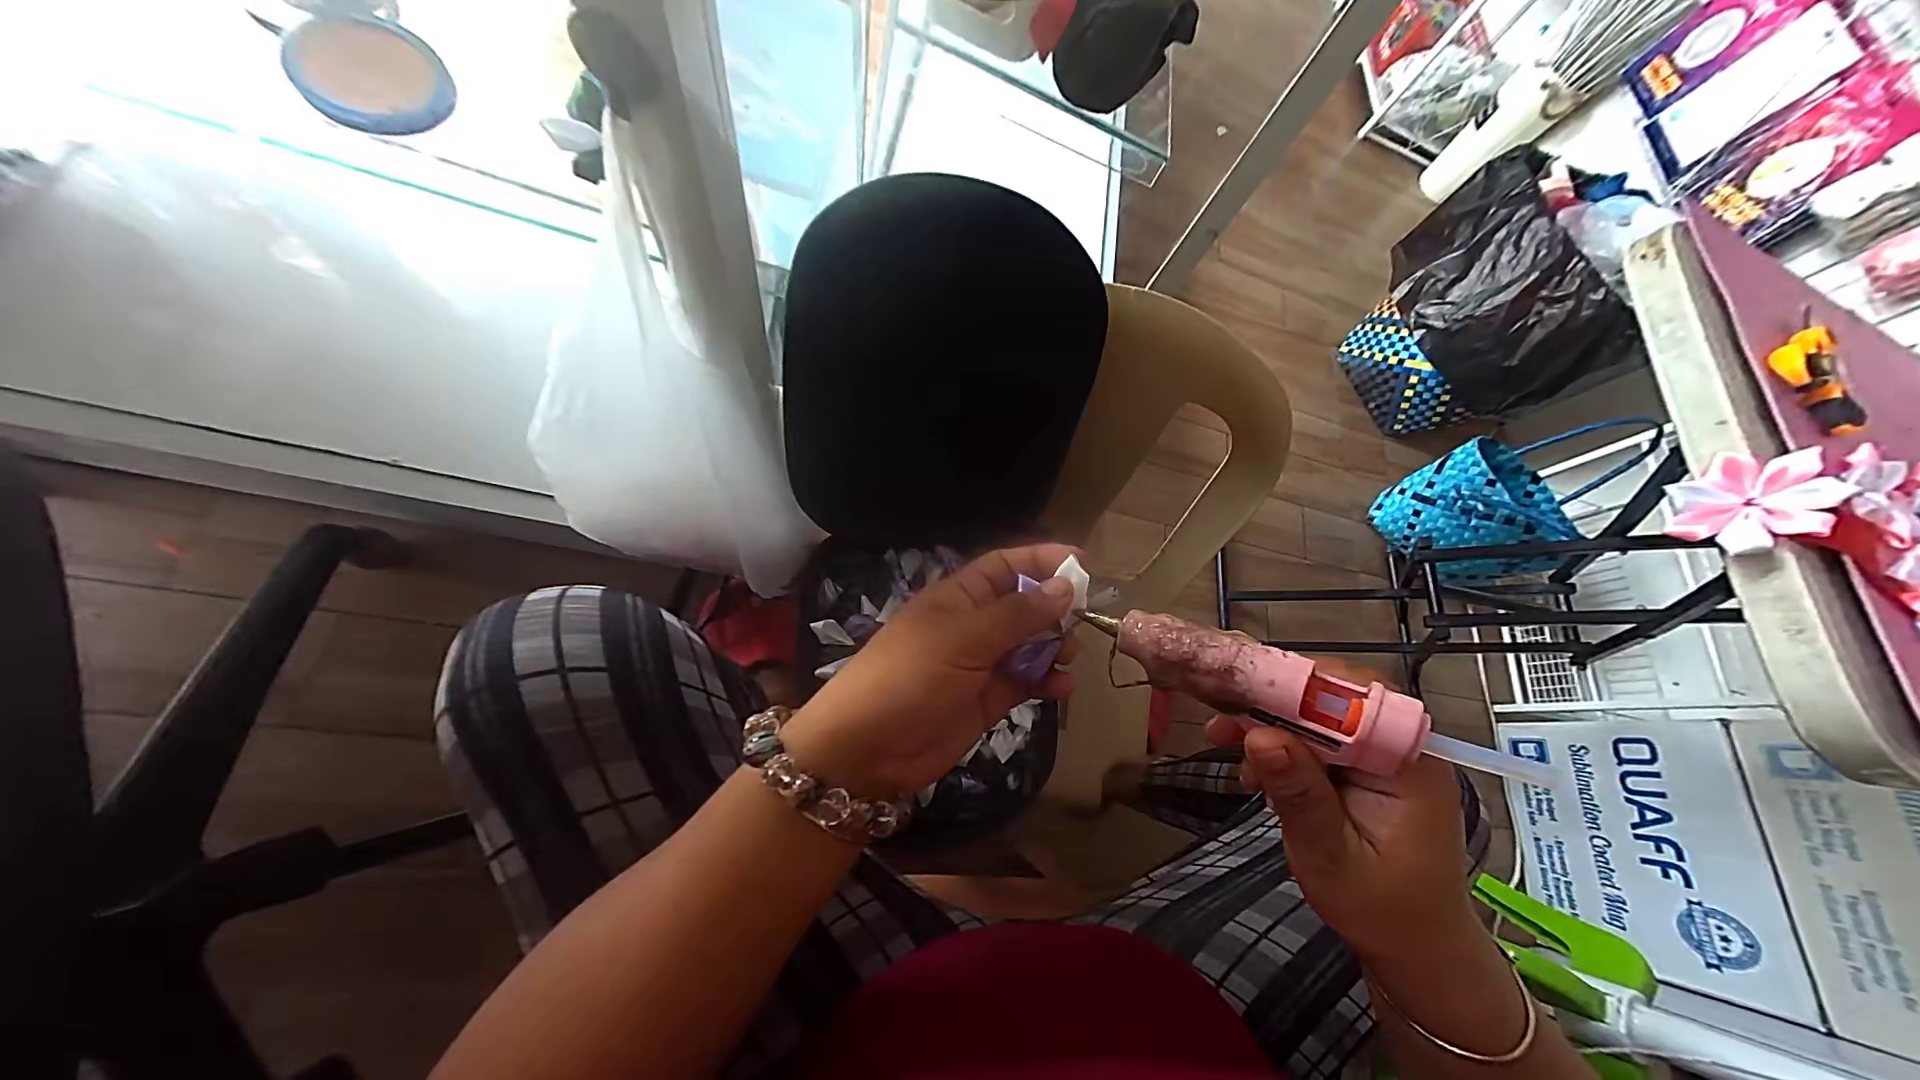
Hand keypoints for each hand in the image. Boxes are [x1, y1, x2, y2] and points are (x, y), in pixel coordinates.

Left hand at [779, 544, 1082, 798]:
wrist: (867, 747)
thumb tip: (1066, 587)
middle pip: (1024, 605)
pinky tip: (1062, 688)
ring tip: (1070, 656)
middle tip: (1082, 621)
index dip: (1042, 560)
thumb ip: (1017, 614)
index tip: (1083, 565)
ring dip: (1055, 646)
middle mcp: (972, 625)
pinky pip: (1026, 681)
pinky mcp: (988, 700)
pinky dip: (1047, 682)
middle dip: (1055, 609)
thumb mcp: (964, 637)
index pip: (1006, 566)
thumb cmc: (911, 676)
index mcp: (959, 597)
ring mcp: (981, 664)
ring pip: (1030, 645)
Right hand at [1205, 715, 1479, 961]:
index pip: (1358, 697)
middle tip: (1222, 719)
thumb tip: (1260, 736)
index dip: (1301, 687)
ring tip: (1223, 739)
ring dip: (1268, 722)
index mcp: (1407, 764)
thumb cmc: (1379, 908)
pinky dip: (1279, 744)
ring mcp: (1380, 756)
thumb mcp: (1329, 854)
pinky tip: (1254, 769)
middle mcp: (1399, 748)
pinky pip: (1316, 738)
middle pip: (1333, 698)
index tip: (1245, 691)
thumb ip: (1299, 794)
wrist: (1415, 949)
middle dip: (1273, 703)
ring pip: (1318, 714)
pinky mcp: (1362, 767)